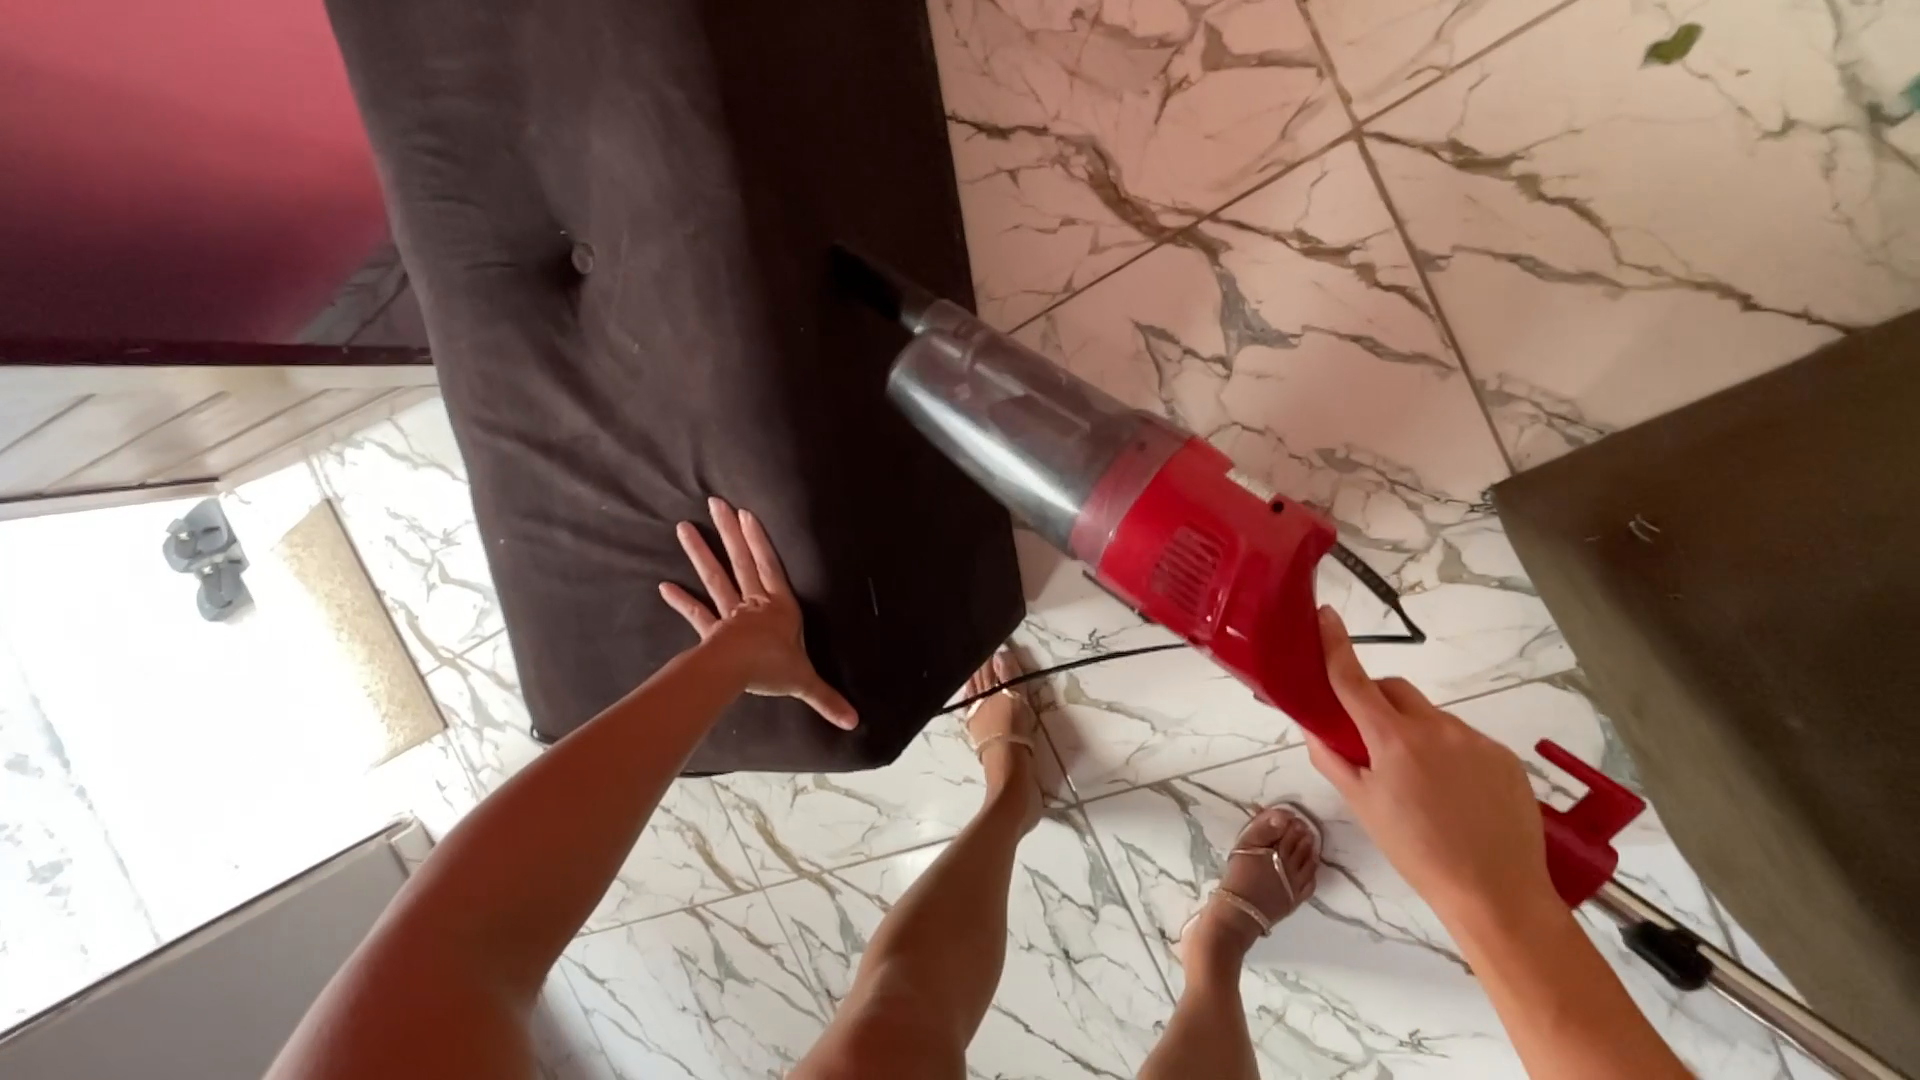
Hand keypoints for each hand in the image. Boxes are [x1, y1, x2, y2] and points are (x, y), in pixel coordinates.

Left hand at [658, 497, 857, 730]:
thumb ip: (827, 698)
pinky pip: (696, 613)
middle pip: (741, 562)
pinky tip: (663, 586)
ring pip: (715, 579)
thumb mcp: (806, 682)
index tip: (747, 513)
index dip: (759, 540)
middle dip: (729, 533)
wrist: (737, 673)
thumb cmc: (773, 668)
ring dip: (700, 554)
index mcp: (780, 607)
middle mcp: (754, 604)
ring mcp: (729, 615)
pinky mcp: (711, 632)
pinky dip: (680, 600)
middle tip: (716, 503)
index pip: (770, 567)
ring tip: (683, 527)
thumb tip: (854, 723)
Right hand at [1306, 607, 1553, 925]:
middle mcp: (1436, 728)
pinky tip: (1452, 791)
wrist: (1496, 893)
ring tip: (1419, 780)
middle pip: (1394, 690)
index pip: (1354, 679)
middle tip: (1369, 739)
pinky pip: (1462, 738)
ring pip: (1428, 716)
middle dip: (1375, 700)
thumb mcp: (1363, 806)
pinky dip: (1447, 751)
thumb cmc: (1417, 852)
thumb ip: (1333, 760)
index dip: (1336, 645)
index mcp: (1393, 740)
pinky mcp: (1503, 756)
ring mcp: (1475, 740)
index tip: (1326, 615)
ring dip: (1412, 730)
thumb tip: (1314, 729)